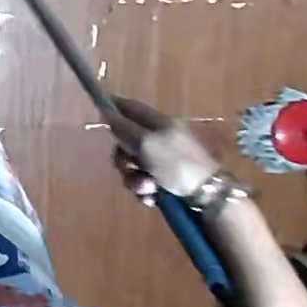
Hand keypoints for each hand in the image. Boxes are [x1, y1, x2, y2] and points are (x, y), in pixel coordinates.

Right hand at [106, 97, 220, 200]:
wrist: (208, 196)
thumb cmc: (178, 164)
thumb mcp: (147, 143)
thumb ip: (124, 128)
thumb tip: (107, 111)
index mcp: (159, 122)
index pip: (130, 107)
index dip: (113, 107)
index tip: (97, 112)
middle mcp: (159, 138)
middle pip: (125, 142)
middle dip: (123, 160)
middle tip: (131, 168)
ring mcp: (162, 160)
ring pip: (131, 166)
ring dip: (133, 180)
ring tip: (147, 190)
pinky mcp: (164, 180)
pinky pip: (141, 182)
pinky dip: (144, 191)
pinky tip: (152, 199)